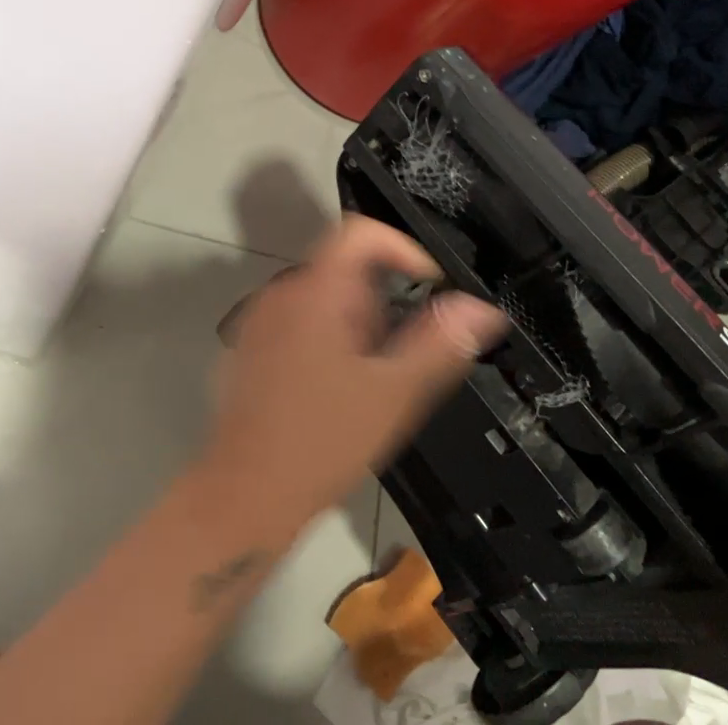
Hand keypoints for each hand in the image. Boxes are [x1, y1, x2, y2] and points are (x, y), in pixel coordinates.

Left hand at [202, 216, 507, 532]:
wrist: (246, 494)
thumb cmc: (321, 443)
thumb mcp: (394, 393)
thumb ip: (441, 343)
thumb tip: (481, 308)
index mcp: (314, 292)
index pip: (360, 233)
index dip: (404, 249)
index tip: (430, 289)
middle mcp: (280, 294)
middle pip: (344, 270)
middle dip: (382, 305)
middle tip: (398, 358)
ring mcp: (259, 321)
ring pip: (324, 300)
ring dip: (357, 329)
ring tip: (368, 383)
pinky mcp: (250, 349)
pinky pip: (300, 324)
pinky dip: (328, 342)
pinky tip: (334, 395)